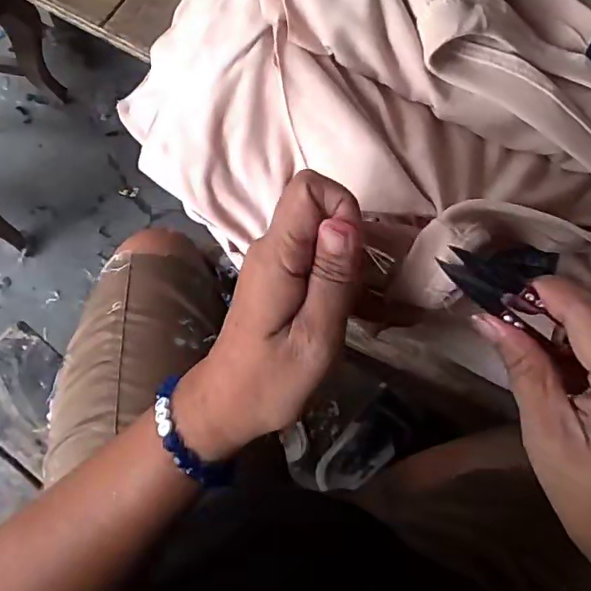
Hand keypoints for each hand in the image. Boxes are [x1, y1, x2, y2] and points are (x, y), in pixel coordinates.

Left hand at [173, 171, 362, 459]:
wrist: (228, 404)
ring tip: (361, 303)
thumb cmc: (271, 381)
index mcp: (275, 255)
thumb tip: (344, 221)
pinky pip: (314, 253)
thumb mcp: (315, 338)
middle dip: (351, 236)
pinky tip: (351, 308)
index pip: (307, 187)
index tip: (358, 254)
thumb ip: (332, 278)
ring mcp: (273, 260)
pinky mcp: (279, 274)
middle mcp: (270, 246)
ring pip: (320, 230)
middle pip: (317, 205)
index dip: (341, 206)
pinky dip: (338, 272)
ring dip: (349, 259)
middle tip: (361, 289)